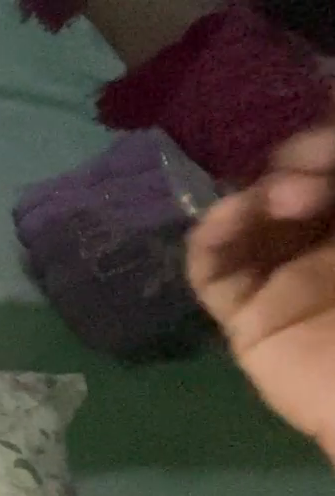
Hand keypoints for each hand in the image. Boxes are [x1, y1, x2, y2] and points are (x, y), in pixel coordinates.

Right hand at [189, 99, 334, 462]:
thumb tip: (300, 166)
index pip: (334, 167)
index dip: (325, 142)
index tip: (327, 142)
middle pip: (296, 185)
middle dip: (299, 162)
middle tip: (310, 164)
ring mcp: (292, 279)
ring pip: (251, 224)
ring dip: (254, 198)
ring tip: (281, 197)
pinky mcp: (248, 316)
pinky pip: (213, 273)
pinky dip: (210, 240)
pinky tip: (224, 218)